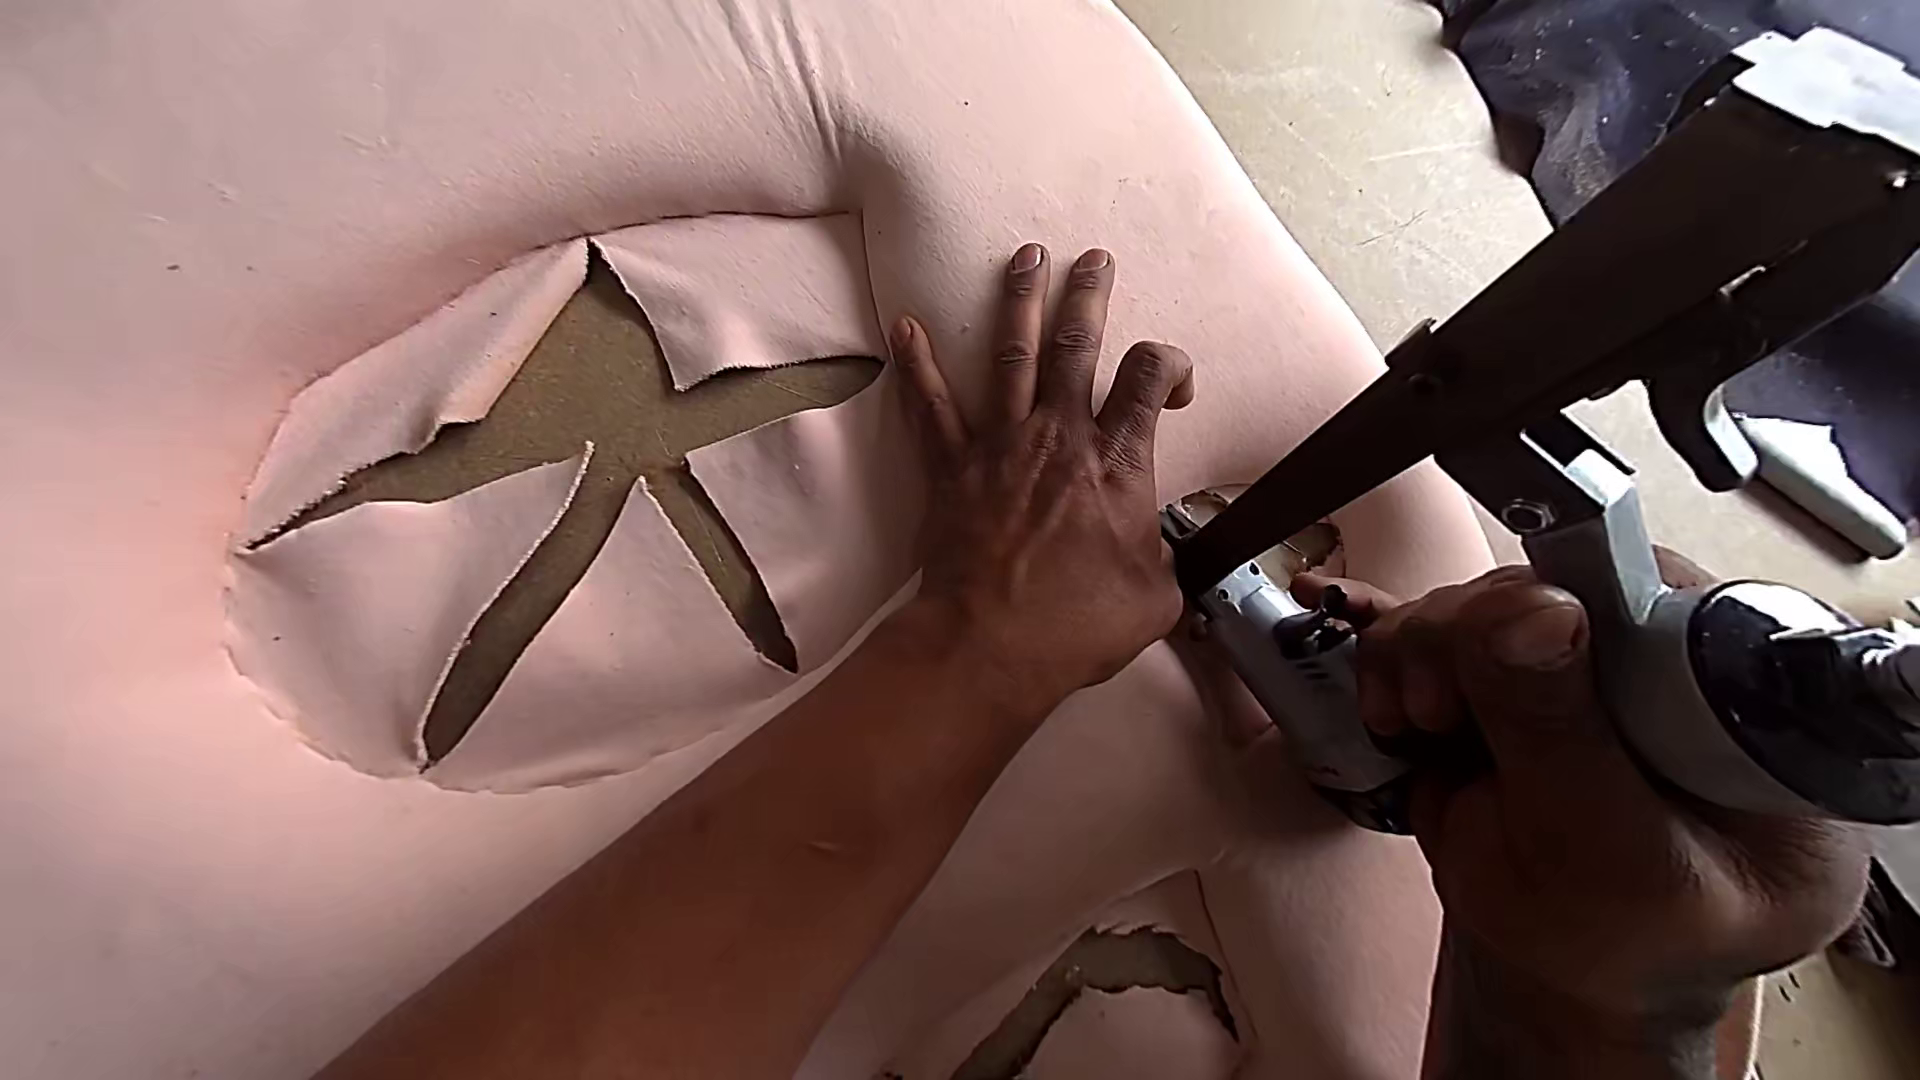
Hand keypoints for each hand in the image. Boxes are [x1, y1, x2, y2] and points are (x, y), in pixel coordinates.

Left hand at [888, 244, 1194, 710]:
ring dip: (1019, 302)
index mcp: (1116, 463)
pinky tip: (904, 327)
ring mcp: (1000, 447)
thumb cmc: (1076, 625)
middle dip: (1089, 297)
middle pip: (1078, 346)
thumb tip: (1157, 544)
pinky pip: (931, 407)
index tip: (1170, 385)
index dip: (1170, 364)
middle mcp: (1058, 438)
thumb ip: (1162, 556)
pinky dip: (916, 366)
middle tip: (1092, 259)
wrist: (992, 644)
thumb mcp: (1154, 596)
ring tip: (1025, 257)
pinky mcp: (952, 468)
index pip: (1149, 379)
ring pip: (1011, 357)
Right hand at [1297, 566, 1869, 1044]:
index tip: (1490, 660)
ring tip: (1410, 724)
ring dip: (1406, 653)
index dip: (1558, 607)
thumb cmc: (1606, 930)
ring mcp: (1552, 667)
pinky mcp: (1480, 676)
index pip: (1647, 597)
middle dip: (1455, 640)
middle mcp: (1640, 669)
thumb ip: (1561, 734)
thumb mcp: (1601, 849)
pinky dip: (1378, 649)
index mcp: (1729, 709)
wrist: (1546, 950)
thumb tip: (1533, 609)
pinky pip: (1412, 626)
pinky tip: (1383, 702)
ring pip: (1456, 603)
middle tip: (1436, 715)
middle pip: (1528, 589)